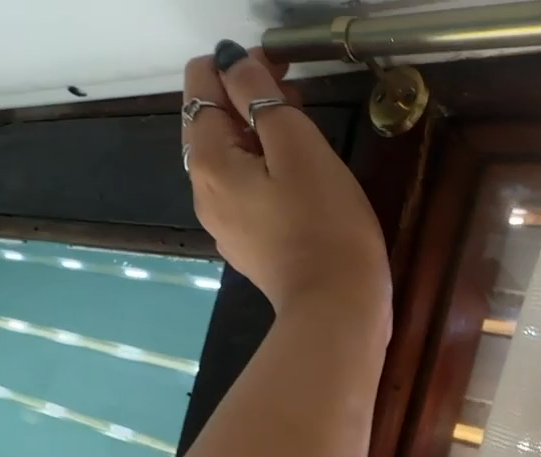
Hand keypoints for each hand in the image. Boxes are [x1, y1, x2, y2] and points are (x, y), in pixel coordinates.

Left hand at [183, 44, 389, 318]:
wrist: (339, 310)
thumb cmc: (326, 227)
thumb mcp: (300, 148)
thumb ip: (262, 97)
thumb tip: (233, 63)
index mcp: (210, 162)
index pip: (201, 86)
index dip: (238, 66)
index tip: (282, 71)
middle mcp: (205, 193)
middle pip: (213, 125)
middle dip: (248, 102)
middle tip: (297, 99)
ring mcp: (227, 227)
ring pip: (232, 162)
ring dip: (260, 139)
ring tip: (303, 138)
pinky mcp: (252, 250)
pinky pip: (248, 196)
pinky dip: (266, 176)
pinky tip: (299, 184)